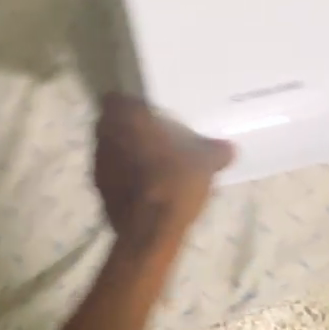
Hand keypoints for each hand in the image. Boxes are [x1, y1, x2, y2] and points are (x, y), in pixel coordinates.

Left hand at [93, 94, 234, 250]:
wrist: (150, 229)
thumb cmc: (174, 181)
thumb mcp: (204, 163)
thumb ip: (214, 151)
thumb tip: (229, 148)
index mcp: (126, 120)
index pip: (114, 100)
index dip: (127, 104)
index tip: (144, 111)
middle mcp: (106, 138)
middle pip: (110, 126)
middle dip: (127, 130)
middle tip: (152, 136)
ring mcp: (99, 167)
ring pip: (109, 151)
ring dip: (125, 155)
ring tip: (151, 164)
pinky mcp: (100, 194)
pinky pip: (112, 177)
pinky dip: (124, 179)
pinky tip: (146, 188)